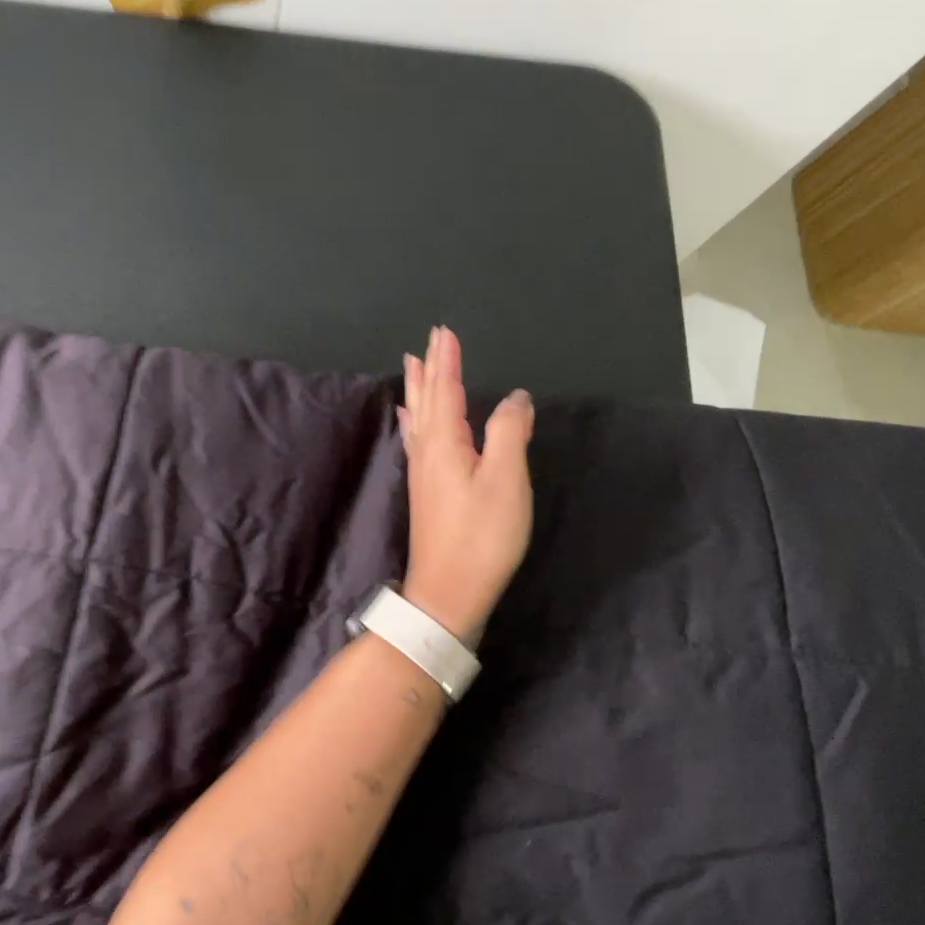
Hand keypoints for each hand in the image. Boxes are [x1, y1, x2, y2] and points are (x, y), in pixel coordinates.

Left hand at [398, 326, 534, 645]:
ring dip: (419, 391)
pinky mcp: (427, 492)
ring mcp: (424, 473)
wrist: (448, 591)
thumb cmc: (482, 536)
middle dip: (429, 370)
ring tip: (413, 368)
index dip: (447, 361)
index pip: (445, 390)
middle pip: (426, 401)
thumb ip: (508, 433)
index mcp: (445, 443)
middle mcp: (427, 452)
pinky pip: (417, 440)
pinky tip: (410, 422)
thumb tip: (514, 398)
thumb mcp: (505, 480)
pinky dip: (415, 421)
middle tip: (425, 343)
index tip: (443, 332)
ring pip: (419, 419)